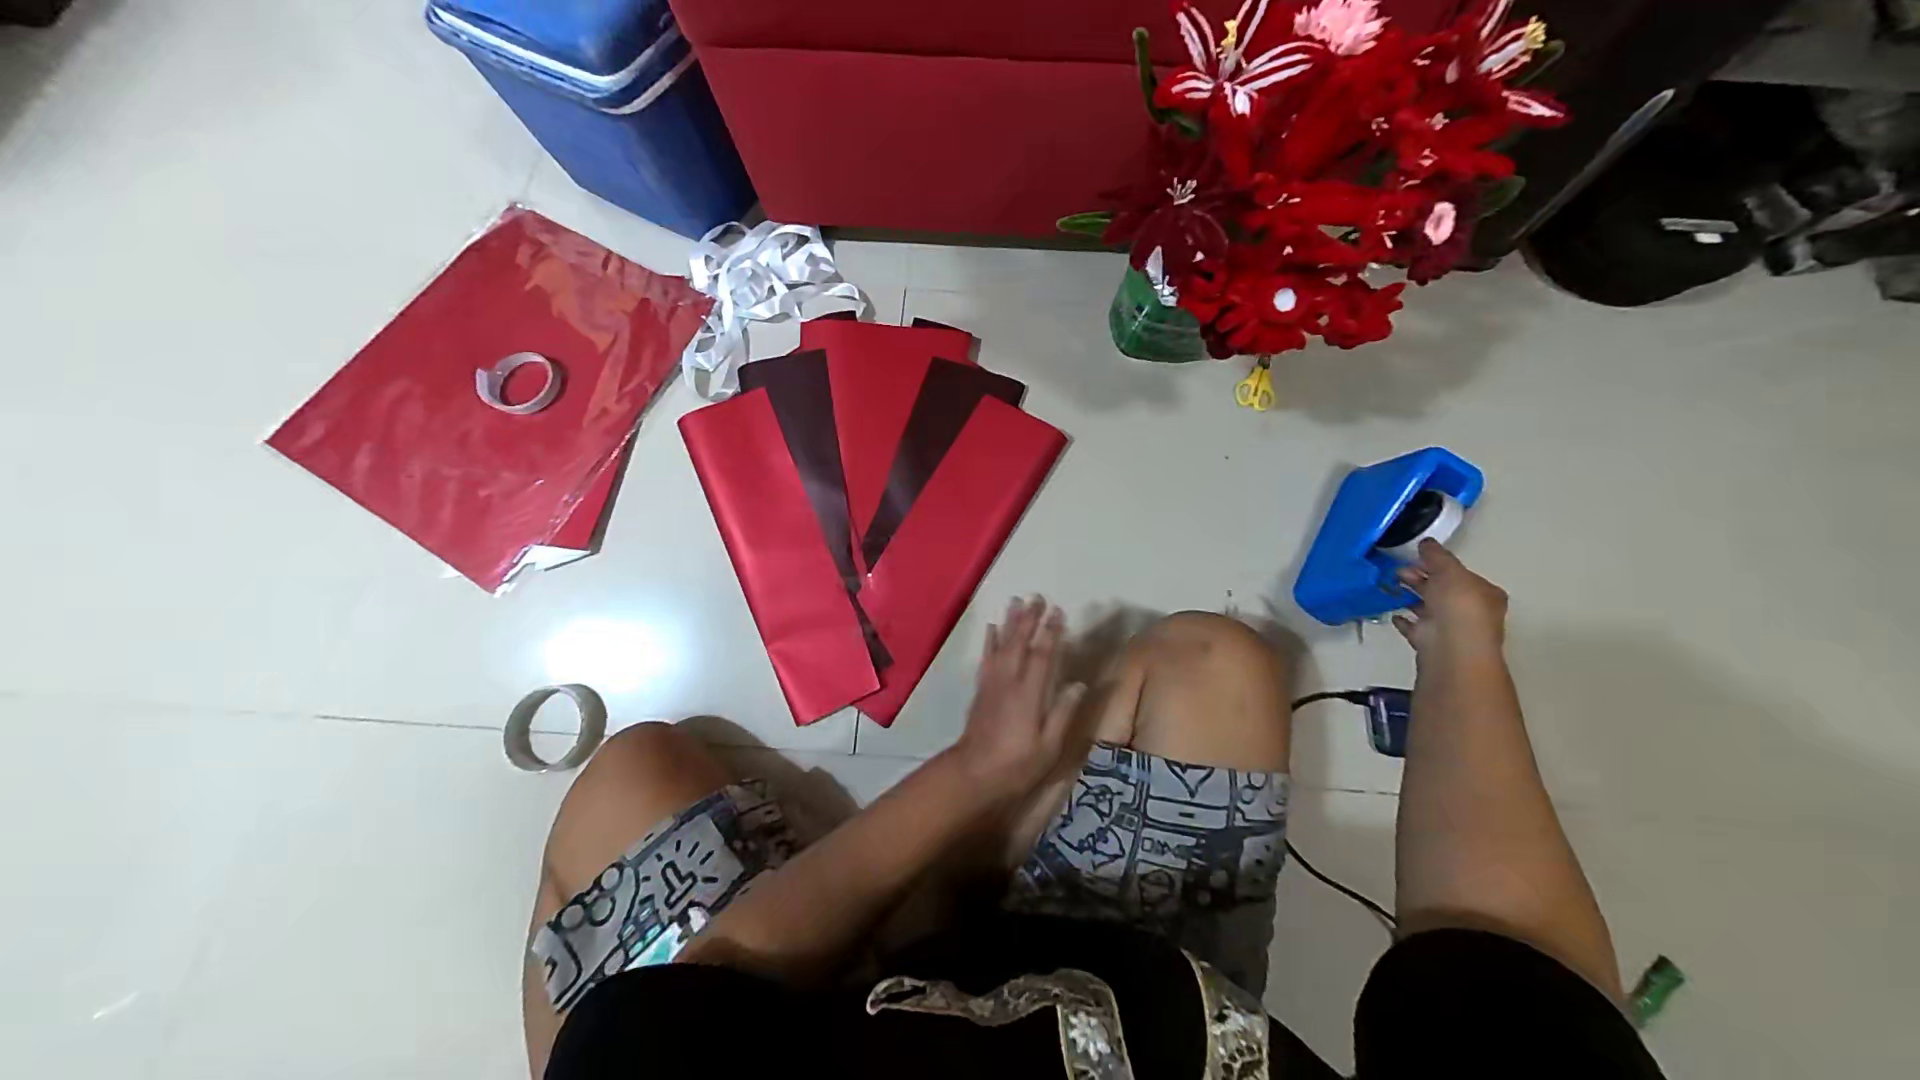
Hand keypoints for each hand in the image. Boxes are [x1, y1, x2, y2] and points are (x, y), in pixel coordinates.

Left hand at [949, 596, 1088, 804]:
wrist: (973, 774)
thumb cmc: (1016, 765)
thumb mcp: (1048, 747)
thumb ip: (1062, 714)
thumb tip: (1079, 685)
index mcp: (1029, 695)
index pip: (1042, 656)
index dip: (1051, 633)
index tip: (1059, 612)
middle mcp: (1009, 682)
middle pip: (1020, 643)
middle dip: (1030, 619)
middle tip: (1037, 596)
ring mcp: (992, 684)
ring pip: (1001, 645)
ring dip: (1010, 622)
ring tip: (1015, 601)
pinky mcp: (981, 690)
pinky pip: (986, 658)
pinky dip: (990, 640)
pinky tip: (992, 627)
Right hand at [1392, 539, 1507, 660]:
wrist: (1451, 644)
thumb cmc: (1458, 604)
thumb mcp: (1449, 570)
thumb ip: (1436, 556)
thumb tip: (1426, 543)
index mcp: (1484, 593)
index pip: (1461, 575)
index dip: (1439, 565)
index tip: (1417, 558)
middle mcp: (1471, 611)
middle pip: (1443, 591)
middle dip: (1421, 578)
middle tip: (1399, 571)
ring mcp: (1450, 628)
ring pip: (1427, 608)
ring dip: (1410, 597)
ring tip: (1391, 586)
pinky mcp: (1430, 642)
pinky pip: (1414, 627)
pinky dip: (1404, 620)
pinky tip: (1393, 613)